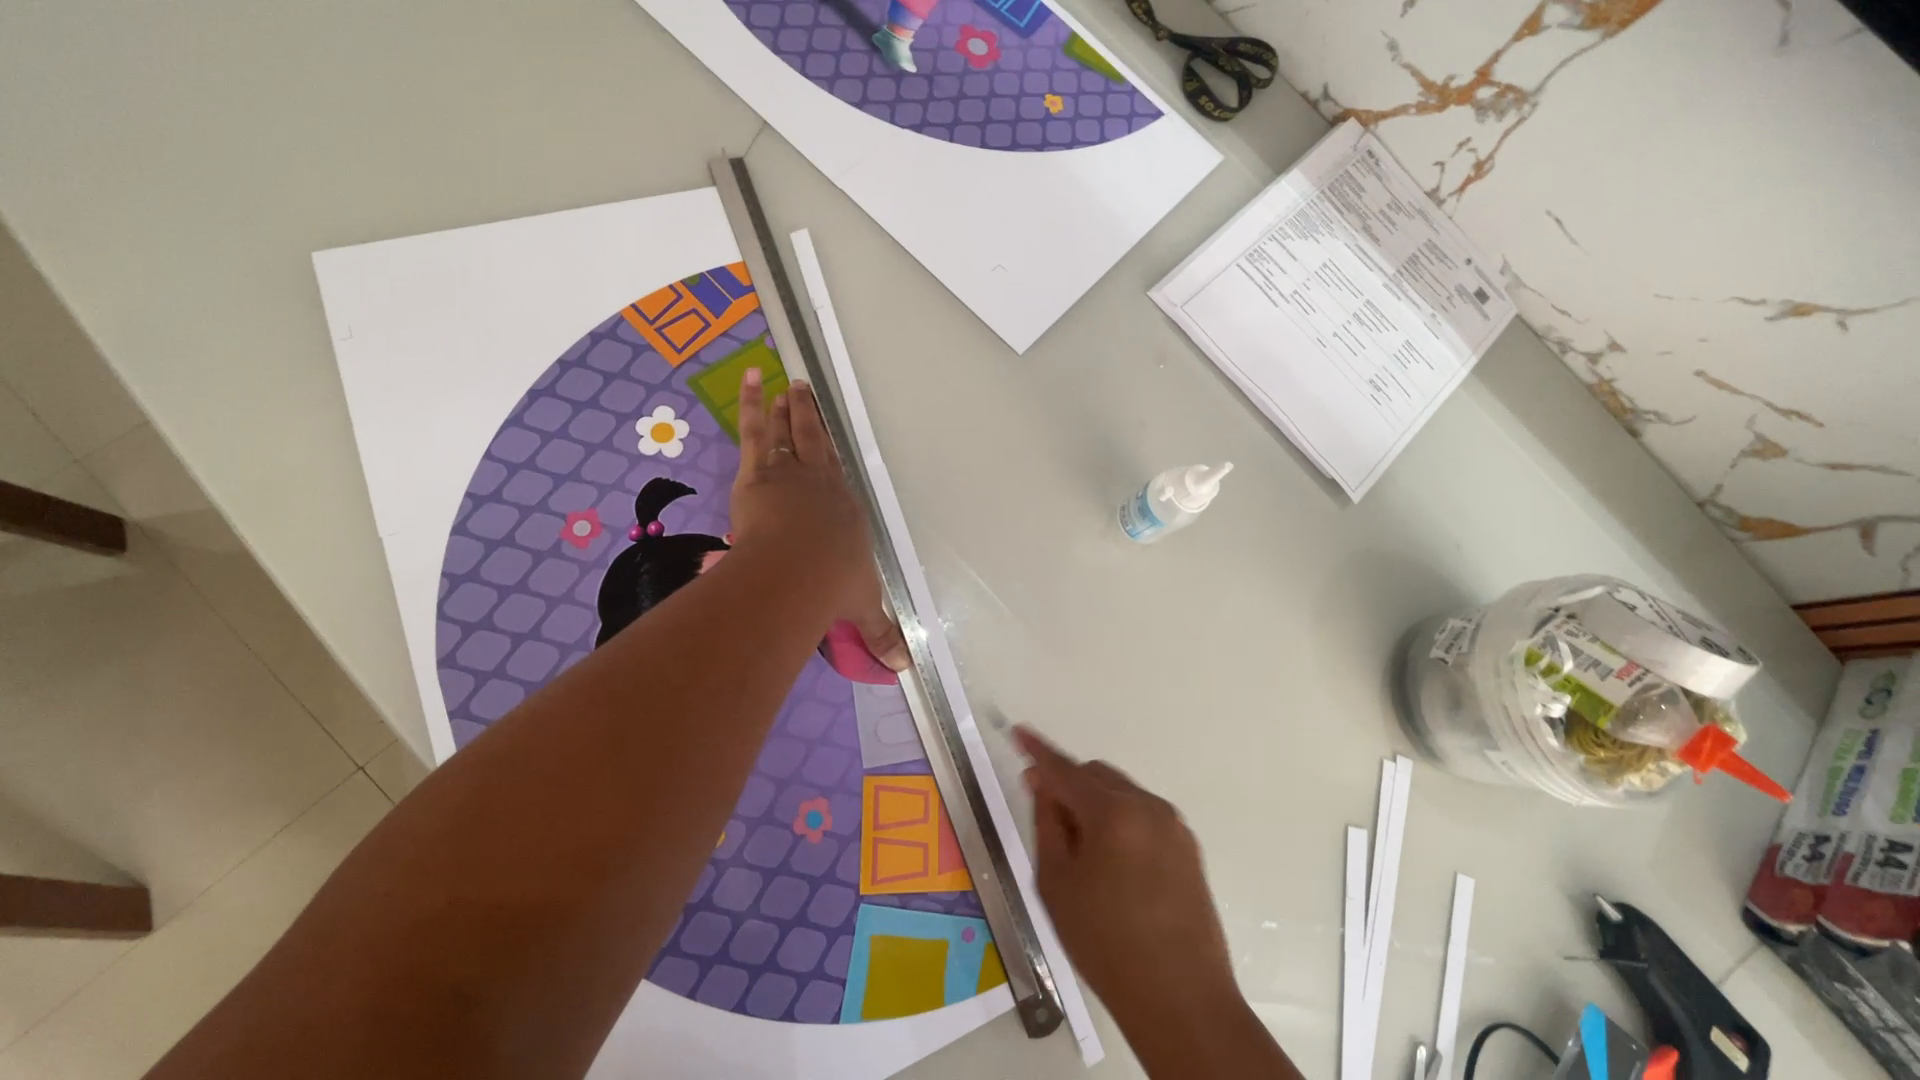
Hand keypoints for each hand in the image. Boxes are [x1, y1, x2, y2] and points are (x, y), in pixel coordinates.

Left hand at [734, 370, 908, 670]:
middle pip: (816, 443)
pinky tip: (752, 379)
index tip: (826, 439)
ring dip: (785, 408)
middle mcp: (822, 485)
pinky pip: (756, 432)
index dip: (830, 457)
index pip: (837, 479)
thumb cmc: (832, 588)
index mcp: (846, 512)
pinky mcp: (759, 473)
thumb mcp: (861, 609)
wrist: (798, 573)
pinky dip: (753, 404)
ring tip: (781, 383)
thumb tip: (904, 670)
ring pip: (788, 433)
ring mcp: (791, 474)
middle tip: (802, 389)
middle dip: (809, 417)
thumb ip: (880, 634)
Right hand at [1014, 726, 1235, 1016]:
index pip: (1065, 770)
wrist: (1180, 997)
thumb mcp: (1057, 884)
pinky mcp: (1189, 849)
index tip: (1019, 732)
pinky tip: (1112, 867)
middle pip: (1097, 775)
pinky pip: (1144, 816)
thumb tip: (1043, 783)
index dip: (1038, 751)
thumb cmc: (1104, 942)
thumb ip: (1048, 824)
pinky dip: (1120, 822)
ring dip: (1095, 805)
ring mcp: (1174, 827)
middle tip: (1045, 818)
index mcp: (1113, 812)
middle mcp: (1149, 807)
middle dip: (1068, 784)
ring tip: (1081, 855)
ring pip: (1122, 794)